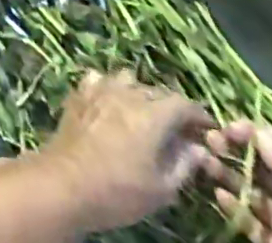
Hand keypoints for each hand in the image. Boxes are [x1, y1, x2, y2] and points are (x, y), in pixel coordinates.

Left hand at [30, 71, 215, 234]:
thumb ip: (183, 164)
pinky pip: (99, 80)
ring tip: (144, 115)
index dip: (198, 115)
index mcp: (150, 116)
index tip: (206, 129)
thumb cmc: (119, 191)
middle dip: (171, 107)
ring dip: (140, 93)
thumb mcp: (162, 188)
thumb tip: (198, 148)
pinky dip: (110, 87)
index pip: (182, 103)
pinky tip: (112, 104)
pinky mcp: (78, 94)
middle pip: (155, 90)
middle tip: (178, 129)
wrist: (65, 182)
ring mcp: (98, 90)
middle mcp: (124, 95)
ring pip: (126, 80)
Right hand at [208, 123, 271, 242]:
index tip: (232, 128)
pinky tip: (218, 195)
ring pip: (249, 189)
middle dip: (235, 148)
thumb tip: (259, 135)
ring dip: (226, 173)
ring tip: (205, 163)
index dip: (259, 133)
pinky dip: (230, 206)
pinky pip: (247, 220)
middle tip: (211, 141)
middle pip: (261, 165)